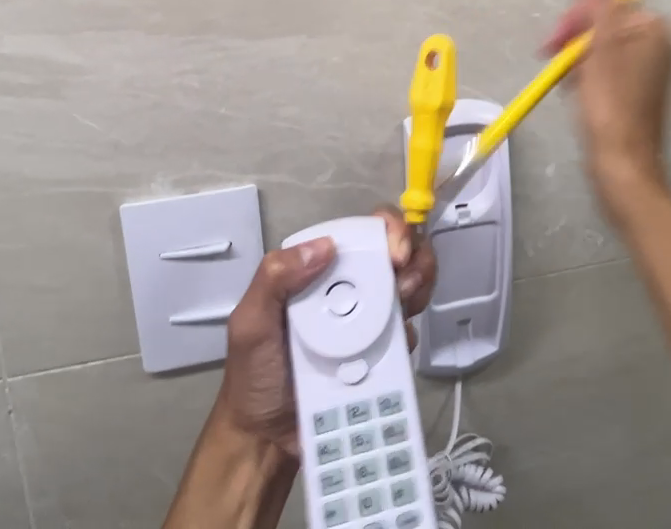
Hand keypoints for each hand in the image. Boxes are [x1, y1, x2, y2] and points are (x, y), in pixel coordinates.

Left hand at [216, 207, 435, 455]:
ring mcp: (369, 320)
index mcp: (318, 271)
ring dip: (419, 284)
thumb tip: (326, 246)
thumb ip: (274, 278)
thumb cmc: (254, 375)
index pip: (361, 232)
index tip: (395, 254)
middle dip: (414, 255)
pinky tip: (399, 341)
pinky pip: (408, 330)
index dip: (389, 230)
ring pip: (410, 283)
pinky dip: (412, 327)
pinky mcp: (382, 353)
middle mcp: (348, 288)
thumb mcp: (250, 323)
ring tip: (409, 303)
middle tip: (407, 282)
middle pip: (397, 251)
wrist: (267, 440)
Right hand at [543, 0, 670, 213]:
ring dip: (577, 61)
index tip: (553, 43)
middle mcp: (659, 43)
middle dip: (575, 41)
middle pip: (605, 23)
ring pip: (600, 47)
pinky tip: (576, 94)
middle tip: (554, 63)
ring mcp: (649, 68)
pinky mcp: (637, 90)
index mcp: (657, 28)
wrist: (622, 167)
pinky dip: (587, 76)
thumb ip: (605, 1)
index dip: (577, 18)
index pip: (609, 1)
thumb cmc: (610, 106)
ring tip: (568, 86)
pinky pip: (606, 68)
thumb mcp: (602, 46)